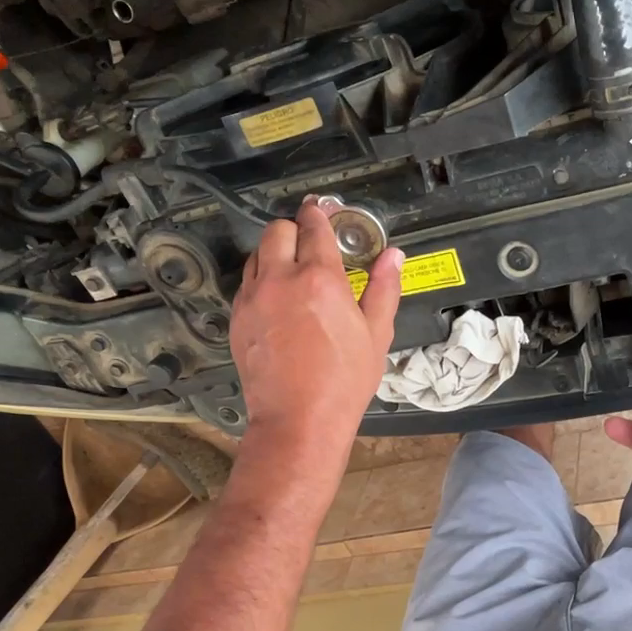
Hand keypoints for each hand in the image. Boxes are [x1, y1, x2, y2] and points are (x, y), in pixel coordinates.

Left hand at [230, 197, 403, 458]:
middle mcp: (280, 279)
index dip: (320, 214)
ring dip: (275, 253)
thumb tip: (394, 255)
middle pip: (278, 231)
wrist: (298, 419)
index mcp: (320, 278)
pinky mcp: (238, 319)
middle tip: (312, 245)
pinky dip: (262, 280)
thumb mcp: (376, 334)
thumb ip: (383, 288)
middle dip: (295, 230)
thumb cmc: (345, 380)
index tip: (325, 211)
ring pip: (257, 254)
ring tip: (294, 271)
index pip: (314, 227)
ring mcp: (253, 298)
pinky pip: (247, 283)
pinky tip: (278, 300)